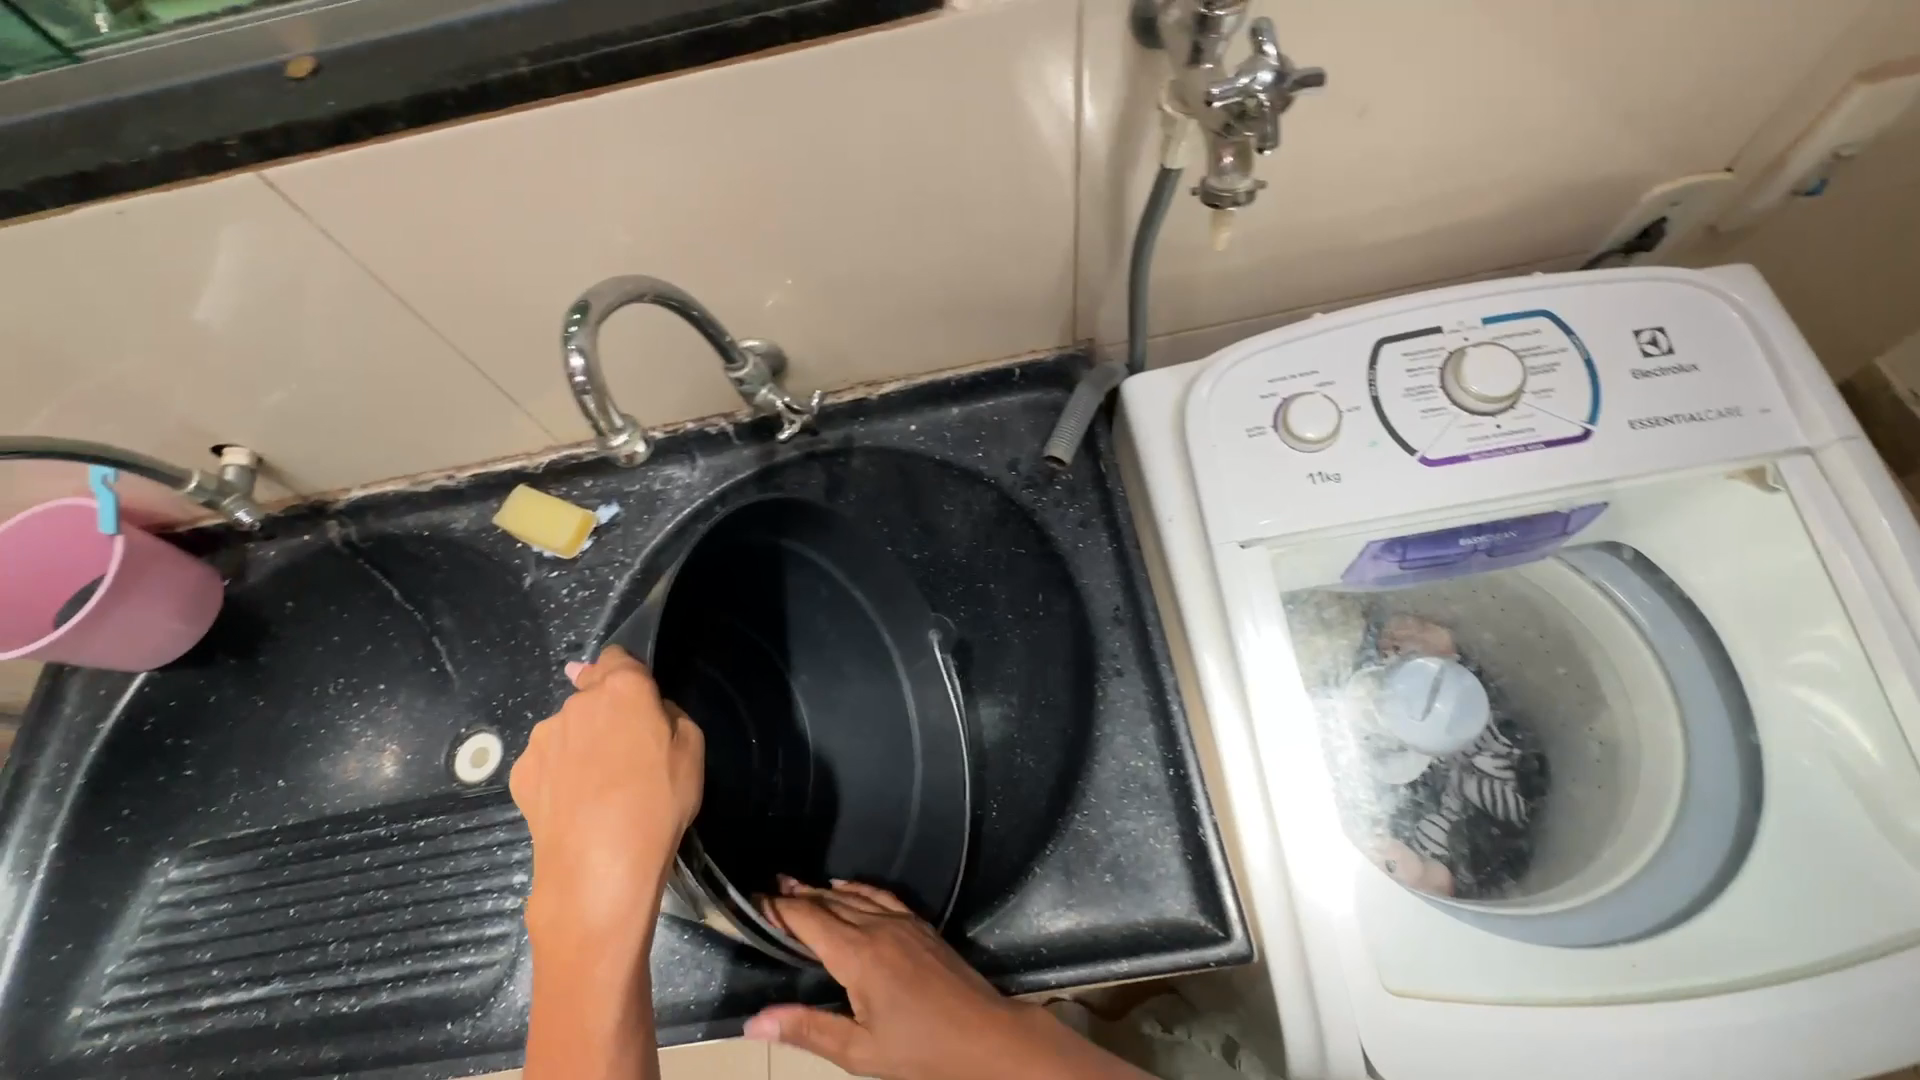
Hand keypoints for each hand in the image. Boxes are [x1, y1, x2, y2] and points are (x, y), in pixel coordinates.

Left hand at [509, 645, 704, 954]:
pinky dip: (561, 772)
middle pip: (592, 695)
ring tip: (601, 785)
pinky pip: (548, 761)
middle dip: (608, 713)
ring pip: (569, 729)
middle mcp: (577, 703)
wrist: (599, 866)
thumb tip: (649, 711)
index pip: (618, 656)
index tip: (639, 699)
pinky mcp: (521, 773)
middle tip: (629, 752)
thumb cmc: (658, 802)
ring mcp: (543, 738)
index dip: (629, 673)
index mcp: (623, 689)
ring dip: (583, 743)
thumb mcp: (693, 750)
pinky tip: (577, 803)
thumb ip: (670, 715)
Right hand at [746, 879, 1151, 1079]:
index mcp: (859, 955)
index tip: (754, 899)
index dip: (779, 909)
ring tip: (797, 884)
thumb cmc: (922, 1051)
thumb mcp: (860, 1052)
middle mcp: (879, 928)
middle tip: (767, 887)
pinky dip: (858, 889)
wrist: (986, 1036)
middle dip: (797, 895)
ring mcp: (903, 923)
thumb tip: (755, 1023)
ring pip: (854, 896)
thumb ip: (807, 1029)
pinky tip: (848, 888)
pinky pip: (882, 896)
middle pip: (829, 902)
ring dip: (823, 890)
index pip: (809, 920)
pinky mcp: (920, 925)